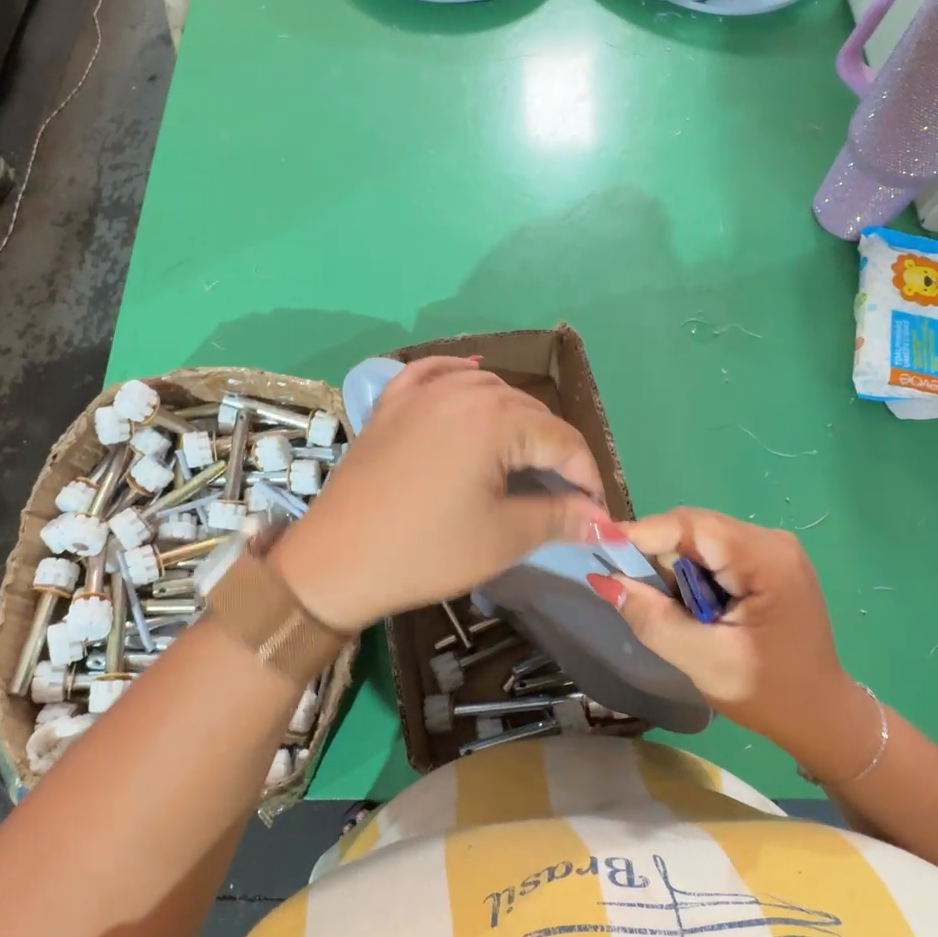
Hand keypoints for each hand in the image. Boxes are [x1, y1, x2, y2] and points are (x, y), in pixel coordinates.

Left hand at [268, 357, 609, 630]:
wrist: (335, 561)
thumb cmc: (425, 552)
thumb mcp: (502, 537)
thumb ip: (559, 518)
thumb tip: (602, 519)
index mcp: (496, 418)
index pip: (564, 440)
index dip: (588, 479)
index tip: (595, 515)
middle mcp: (462, 390)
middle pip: (530, 413)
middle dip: (554, 453)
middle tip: (562, 498)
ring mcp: (421, 392)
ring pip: (488, 390)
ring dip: (515, 421)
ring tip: (523, 462)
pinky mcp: (392, 404)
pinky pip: (437, 375)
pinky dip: (461, 378)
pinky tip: (473, 382)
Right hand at [586, 508, 867, 759]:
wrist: (822, 716)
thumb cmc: (768, 692)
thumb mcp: (704, 661)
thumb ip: (653, 619)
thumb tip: (604, 580)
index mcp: (766, 559)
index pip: (690, 525)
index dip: (641, 533)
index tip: (600, 551)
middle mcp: (772, 540)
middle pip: (694, 528)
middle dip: (656, 554)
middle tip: (630, 589)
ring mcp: (773, 549)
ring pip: (700, 539)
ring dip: (673, 566)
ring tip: (665, 605)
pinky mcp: (769, 562)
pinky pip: (715, 553)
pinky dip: (692, 573)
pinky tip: (691, 606)